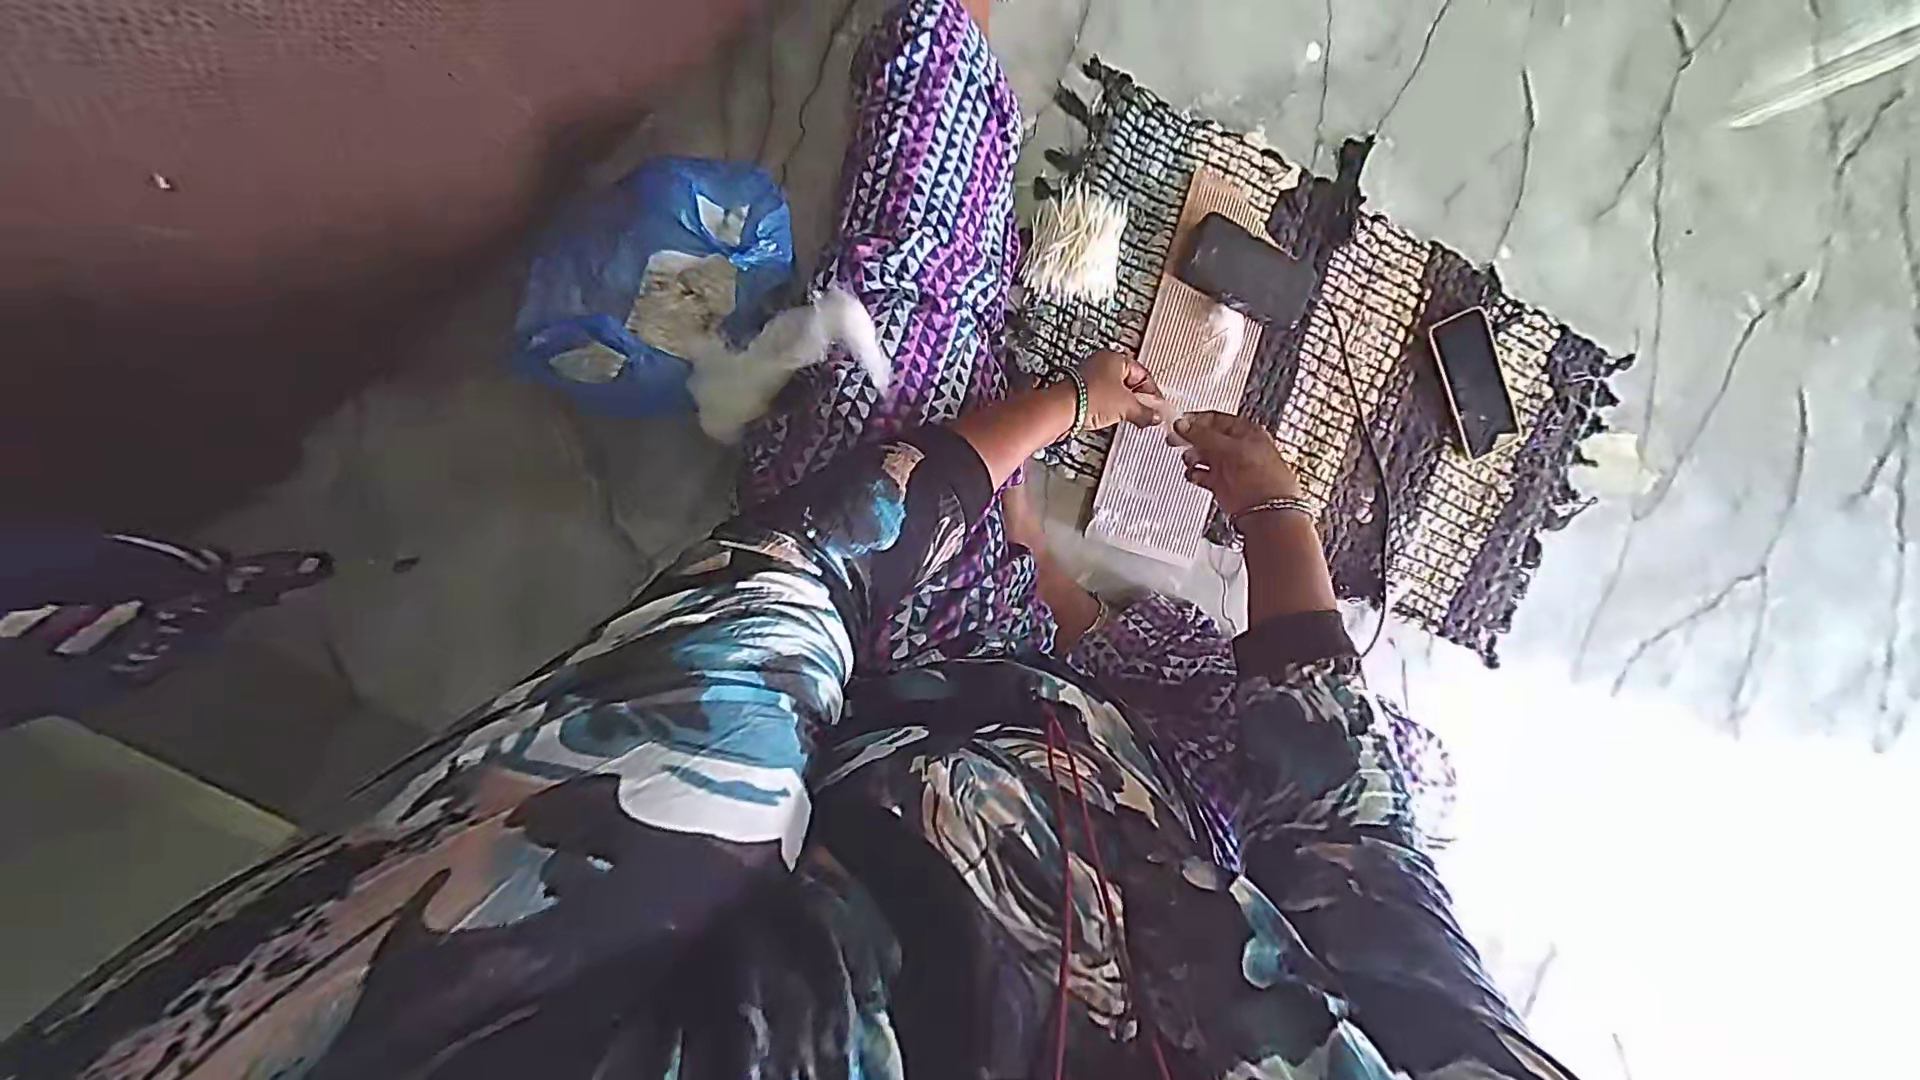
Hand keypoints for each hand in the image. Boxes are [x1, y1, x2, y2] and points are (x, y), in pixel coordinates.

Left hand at [1079, 350, 1163, 430]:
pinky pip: (1101, 399)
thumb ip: (1145, 412)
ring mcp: (1090, 377)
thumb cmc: (1090, 398)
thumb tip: (1154, 417)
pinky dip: (1109, 408)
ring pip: (1115, 392)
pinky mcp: (1080, 392)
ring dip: (1123, 406)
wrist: (1061, 410)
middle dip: (1138, 401)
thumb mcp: (1126, 407)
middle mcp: (1102, 364)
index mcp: (1115, 358)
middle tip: (1145, 415)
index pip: (1143, 374)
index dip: (1152, 393)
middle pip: (1129, 383)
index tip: (1157, 408)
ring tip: (1127, 418)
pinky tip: (1110, 417)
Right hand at [1170, 410, 1301, 515]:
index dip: (1195, 420)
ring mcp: (1228, 466)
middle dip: (1189, 440)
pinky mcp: (1221, 484)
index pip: (1214, 420)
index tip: (1178, 424)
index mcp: (1244, 432)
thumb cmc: (1261, 476)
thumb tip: (1182, 424)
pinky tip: (1193, 475)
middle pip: (1206, 438)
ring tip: (1190, 462)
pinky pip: (1201, 475)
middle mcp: (1236, 448)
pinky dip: (1195, 475)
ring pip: (1202, 457)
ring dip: (1192, 458)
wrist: (1265, 509)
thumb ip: (1202, 435)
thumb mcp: (1229, 448)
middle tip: (1174, 441)